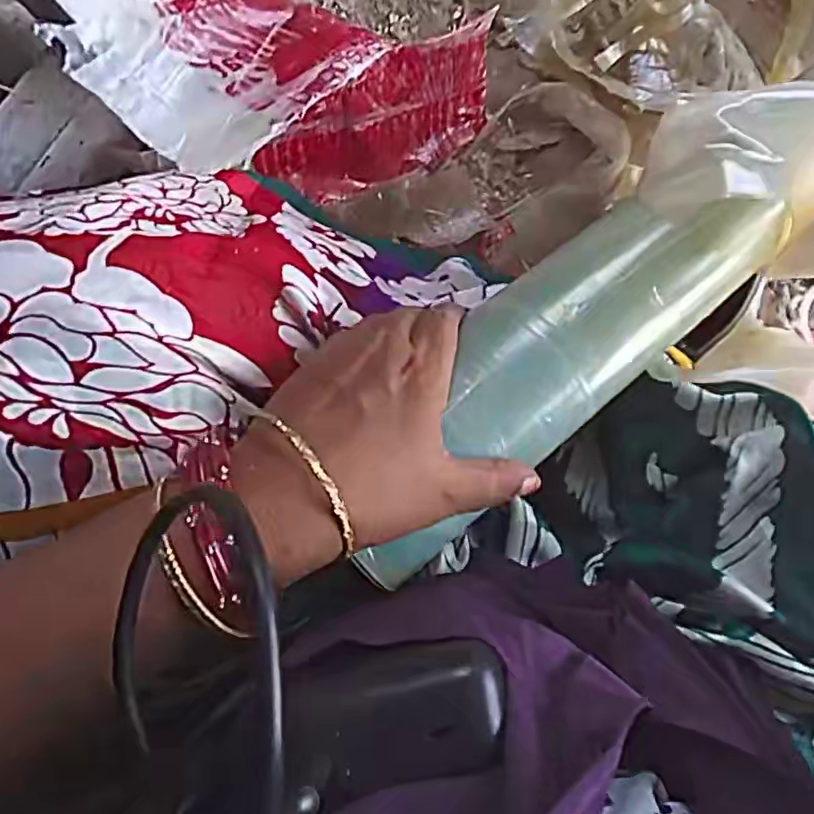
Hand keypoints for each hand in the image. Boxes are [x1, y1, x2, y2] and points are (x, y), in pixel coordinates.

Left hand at [231, 306, 537, 575]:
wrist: (281, 498)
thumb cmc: (371, 490)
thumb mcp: (441, 492)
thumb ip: (492, 480)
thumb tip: (532, 477)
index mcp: (422, 368)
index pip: (446, 317)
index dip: (460, 322)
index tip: (470, 342)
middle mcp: (385, 347)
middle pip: (415, 314)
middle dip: (432, 327)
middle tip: (442, 360)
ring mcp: (343, 351)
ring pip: (381, 322)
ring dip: (398, 332)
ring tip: (406, 364)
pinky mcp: (311, 361)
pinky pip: (350, 337)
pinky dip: (365, 345)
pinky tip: (365, 375)